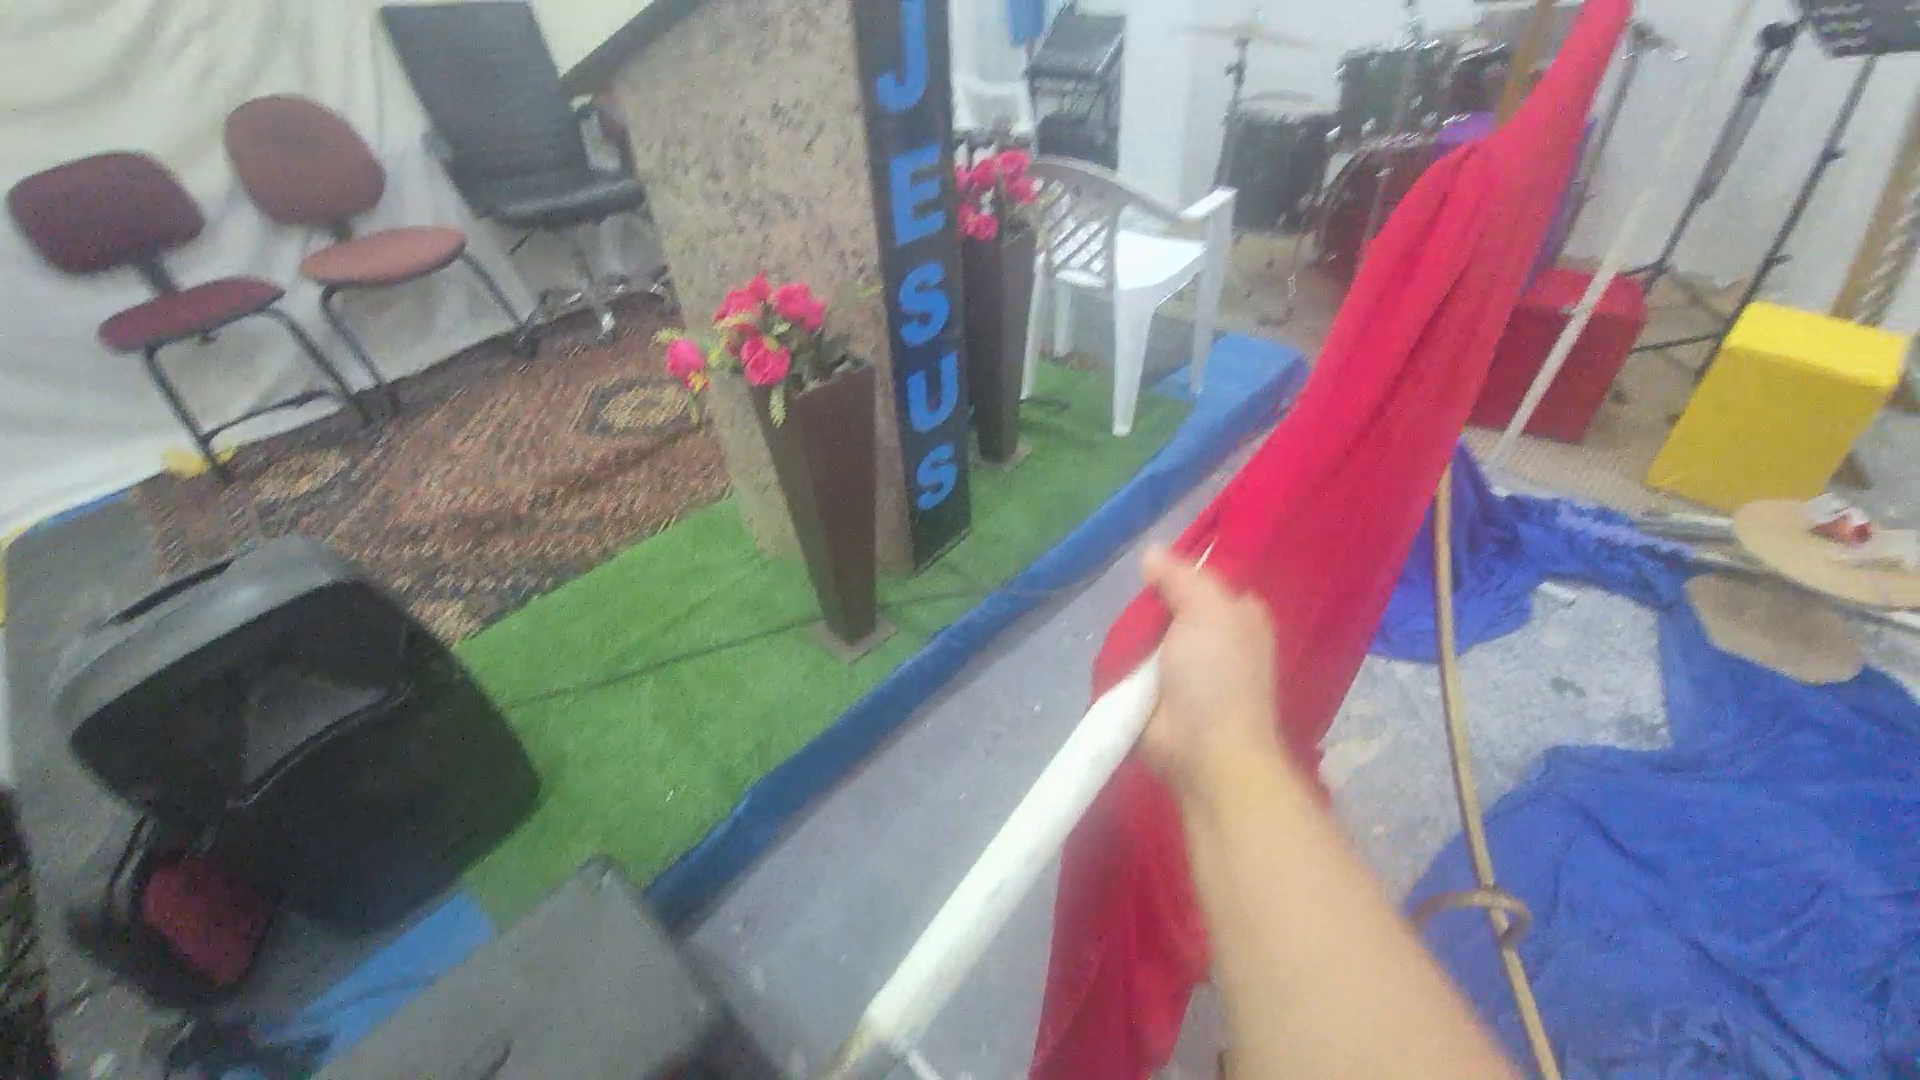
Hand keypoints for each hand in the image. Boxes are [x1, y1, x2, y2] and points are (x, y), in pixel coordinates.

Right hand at [1139, 546, 1282, 798]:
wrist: (1204, 749)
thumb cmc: (1217, 674)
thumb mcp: (1206, 608)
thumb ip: (1180, 576)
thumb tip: (1151, 553)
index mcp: (1240, 617)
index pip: (1210, 581)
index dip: (1184, 570)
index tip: (1153, 561)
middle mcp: (1217, 640)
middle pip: (1174, 606)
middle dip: (1151, 602)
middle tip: (1129, 592)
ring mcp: (1186, 671)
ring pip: (1150, 635)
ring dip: (1133, 633)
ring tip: (1115, 621)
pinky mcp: (1157, 696)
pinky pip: (1133, 666)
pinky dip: (1121, 661)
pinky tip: (1109, 651)